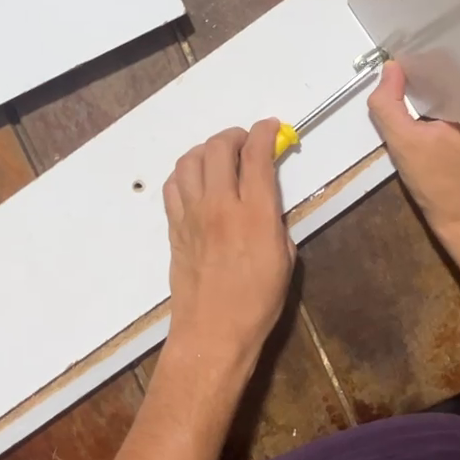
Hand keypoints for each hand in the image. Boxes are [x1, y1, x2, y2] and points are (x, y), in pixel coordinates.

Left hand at [161, 120, 295, 373]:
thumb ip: (275, 221)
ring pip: (190, 160)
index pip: (256, 155)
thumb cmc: (258, 302)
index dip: (265, 132)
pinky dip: (186, 173)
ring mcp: (191, 214)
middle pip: (219, 147)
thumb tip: (266, 202)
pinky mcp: (174, 226)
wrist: (213, 332)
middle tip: (246, 141)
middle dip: (235, 135)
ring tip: (220, 157)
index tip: (271, 127)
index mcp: (255, 213)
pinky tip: (197, 181)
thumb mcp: (286, 258)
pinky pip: (173, 184)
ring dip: (207, 149)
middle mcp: (220, 205)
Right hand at [367, 61, 459, 240]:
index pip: (453, 61)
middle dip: (432, 66)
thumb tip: (390, 69)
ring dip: (440, 82)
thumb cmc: (439, 185)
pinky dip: (449, 99)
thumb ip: (388, 105)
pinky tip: (430, 104)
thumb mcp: (404, 143)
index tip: (402, 62)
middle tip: (405, 70)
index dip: (425, 56)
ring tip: (415, 82)